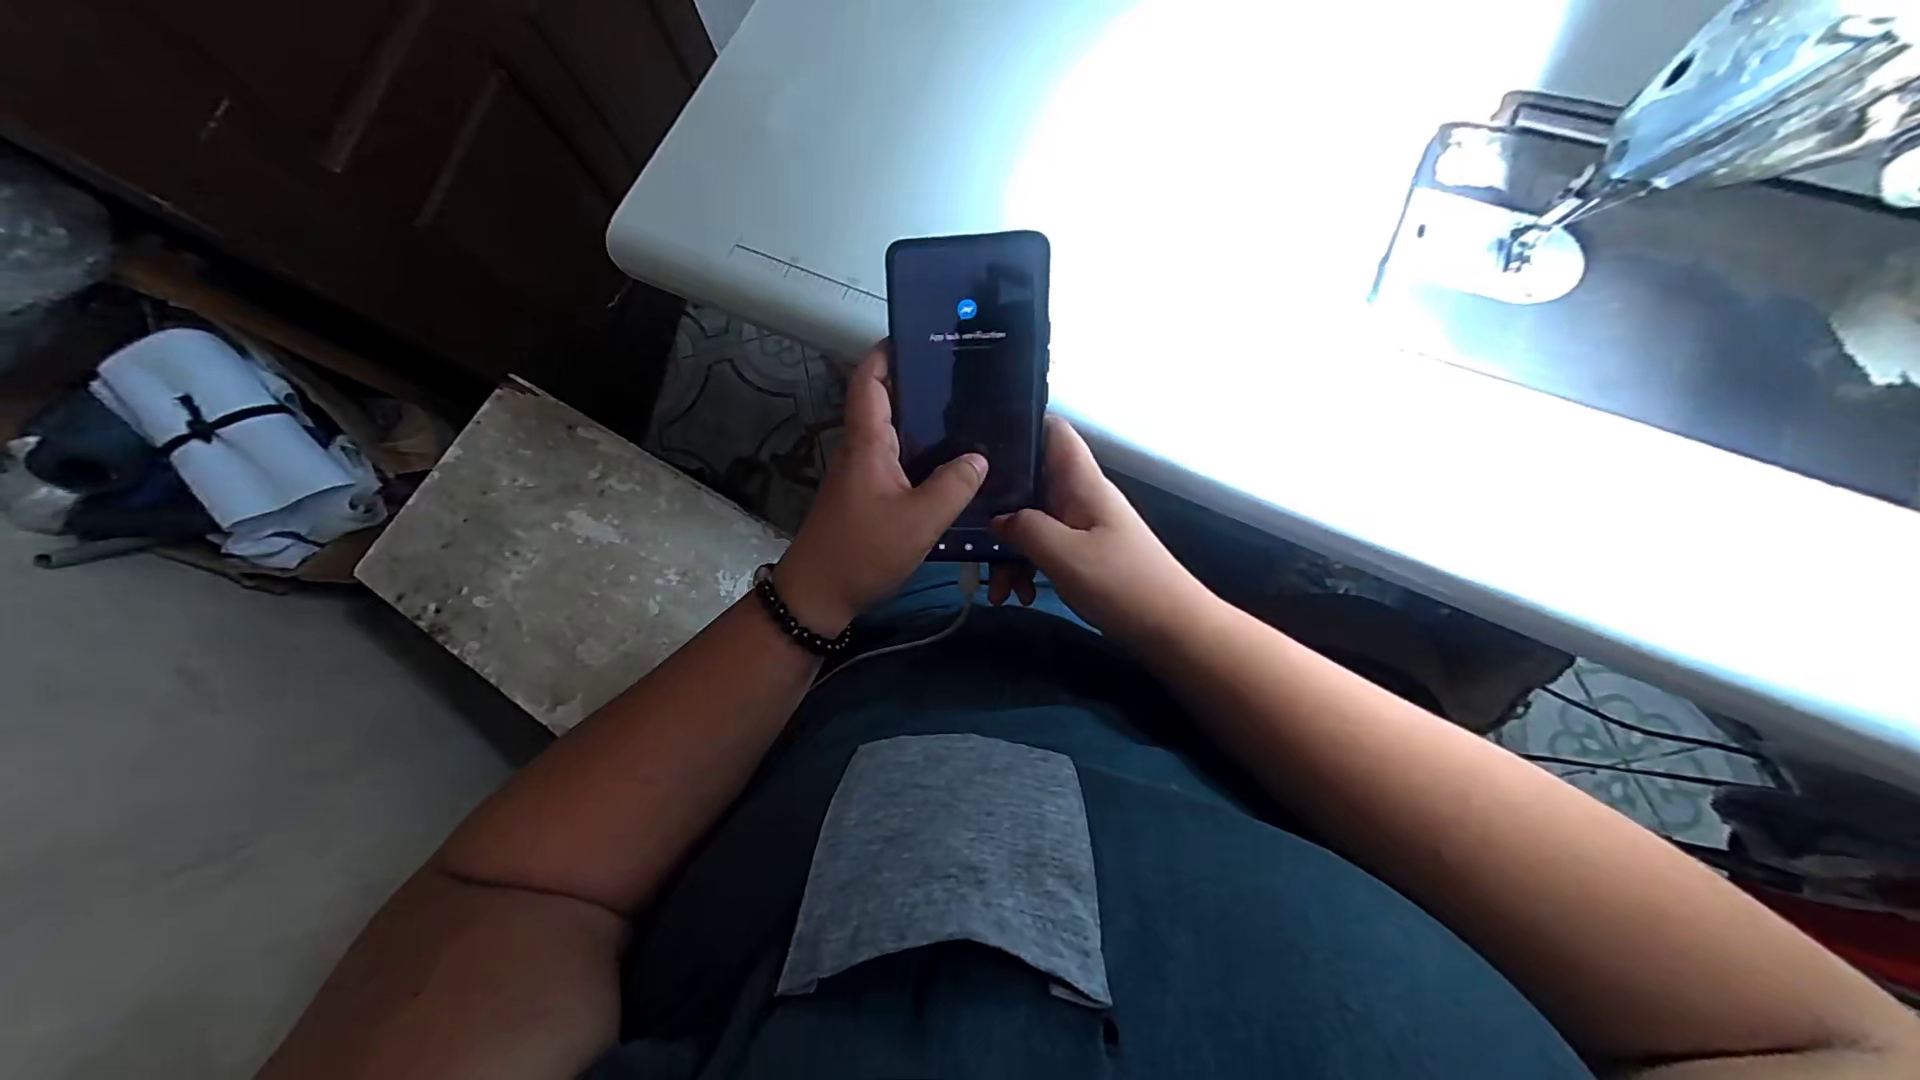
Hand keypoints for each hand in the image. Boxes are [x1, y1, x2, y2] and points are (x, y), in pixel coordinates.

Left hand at [775, 342, 987, 635]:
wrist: (818, 594)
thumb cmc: (863, 551)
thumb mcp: (919, 520)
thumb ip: (954, 486)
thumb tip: (979, 458)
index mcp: (867, 442)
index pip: (869, 380)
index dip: (887, 353)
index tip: (920, 338)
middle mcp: (861, 449)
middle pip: (885, 401)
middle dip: (918, 384)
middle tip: (963, 379)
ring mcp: (862, 472)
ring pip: (893, 433)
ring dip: (923, 422)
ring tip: (967, 416)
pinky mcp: (867, 494)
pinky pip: (897, 460)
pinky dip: (921, 453)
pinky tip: (950, 465)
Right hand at [988, 416, 1214, 646]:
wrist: (1174, 630)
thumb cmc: (1124, 585)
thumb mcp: (1064, 555)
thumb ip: (1023, 529)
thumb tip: (996, 519)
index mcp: (1082, 483)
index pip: (1051, 431)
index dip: (1017, 430)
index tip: (979, 454)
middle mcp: (1081, 497)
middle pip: (1030, 483)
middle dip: (998, 511)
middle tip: (973, 540)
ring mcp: (1083, 525)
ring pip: (1032, 521)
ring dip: (1010, 552)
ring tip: (999, 589)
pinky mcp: (1084, 552)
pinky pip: (1045, 547)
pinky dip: (1028, 567)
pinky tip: (1021, 594)